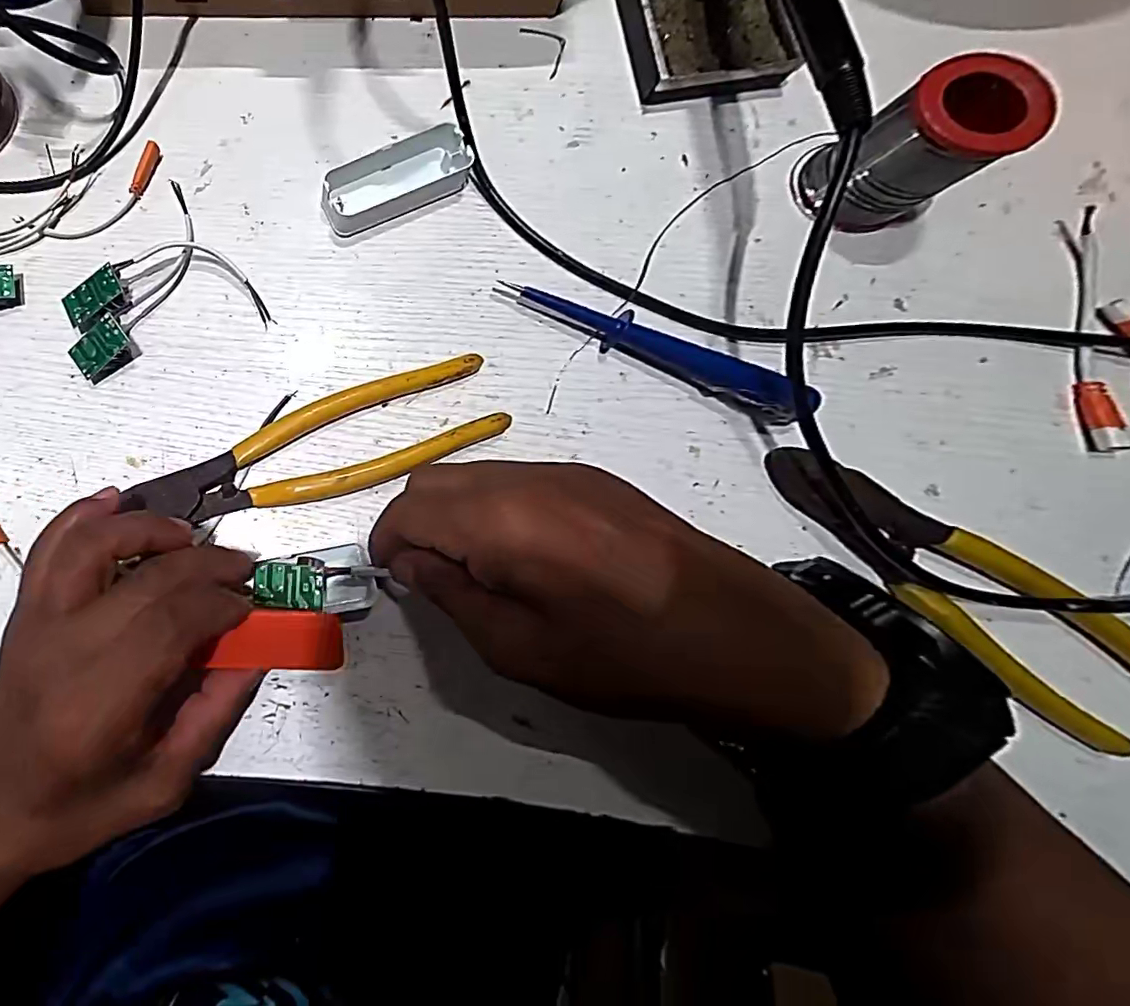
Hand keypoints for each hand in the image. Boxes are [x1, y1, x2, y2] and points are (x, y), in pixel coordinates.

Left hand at [0, 489, 259, 876]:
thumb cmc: (75, 807)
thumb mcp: (162, 784)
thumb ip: (212, 715)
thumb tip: (253, 653)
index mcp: (98, 705)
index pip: (172, 624)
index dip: (220, 605)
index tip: (247, 608)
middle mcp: (63, 652)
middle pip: (147, 581)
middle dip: (206, 565)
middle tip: (239, 570)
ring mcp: (37, 624)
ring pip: (92, 545)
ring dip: (148, 528)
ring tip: (188, 537)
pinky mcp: (24, 611)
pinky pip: (50, 546)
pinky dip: (83, 514)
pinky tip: (115, 501)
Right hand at [370, 462, 886, 740]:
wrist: (743, 636)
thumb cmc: (624, 657)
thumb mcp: (518, 648)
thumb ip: (450, 595)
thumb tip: (408, 560)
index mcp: (501, 522)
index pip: (408, 509)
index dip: (386, 541)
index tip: (391, 575)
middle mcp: (525, 480)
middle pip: (432, 480)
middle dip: (411, 522)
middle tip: (428, 574)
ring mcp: (562, 471)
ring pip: (470, 474)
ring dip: (450, 512)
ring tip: (475, 567)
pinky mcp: (591, 476)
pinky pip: (512, 478)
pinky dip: (489, 505)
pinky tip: (520, 552)